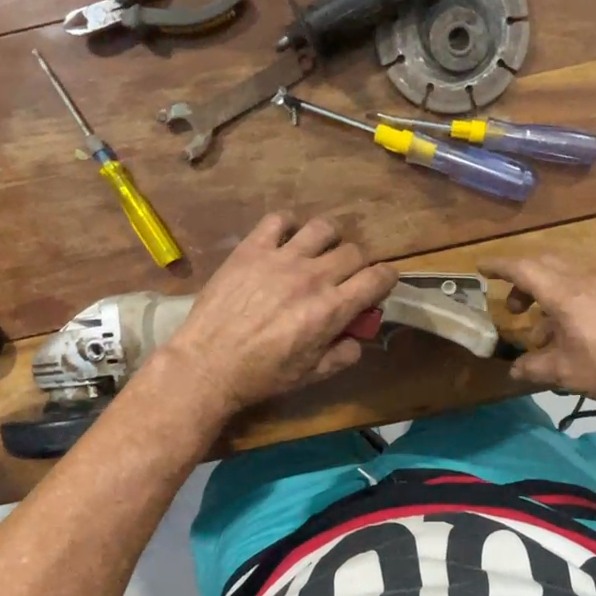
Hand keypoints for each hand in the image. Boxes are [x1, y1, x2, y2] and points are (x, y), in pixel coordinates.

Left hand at [163, 214, 396, 413]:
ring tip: (320, 252)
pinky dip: (288, 226)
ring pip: (323, 228)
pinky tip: (285, 241)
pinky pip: (278, 220)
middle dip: (358, 264)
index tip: (381, 284)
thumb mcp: (312, 375)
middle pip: (354, 251)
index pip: (377, 278)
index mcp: (331, 310)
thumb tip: (357, 338)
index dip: (386, 279)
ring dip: (330, 239)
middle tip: (345, 277)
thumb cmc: (262, 376)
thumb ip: (343, 355)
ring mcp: (281, 258)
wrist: (208, 364)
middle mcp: (312, 277)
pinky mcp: (252, 249)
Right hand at [479, 256, 595, 409]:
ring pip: (566, 275)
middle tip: (513, 306)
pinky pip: (585, 286)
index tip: (481, 267)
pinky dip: (568, 300)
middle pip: (545, 265)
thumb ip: (534, 367)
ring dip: (547, 295)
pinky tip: (570, 332)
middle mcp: (585, 278)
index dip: (499, 266)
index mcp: (564, 293)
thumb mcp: (564, 372)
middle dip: (523, 281)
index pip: (523, 269)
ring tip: (541, 332)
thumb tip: (515, 369)